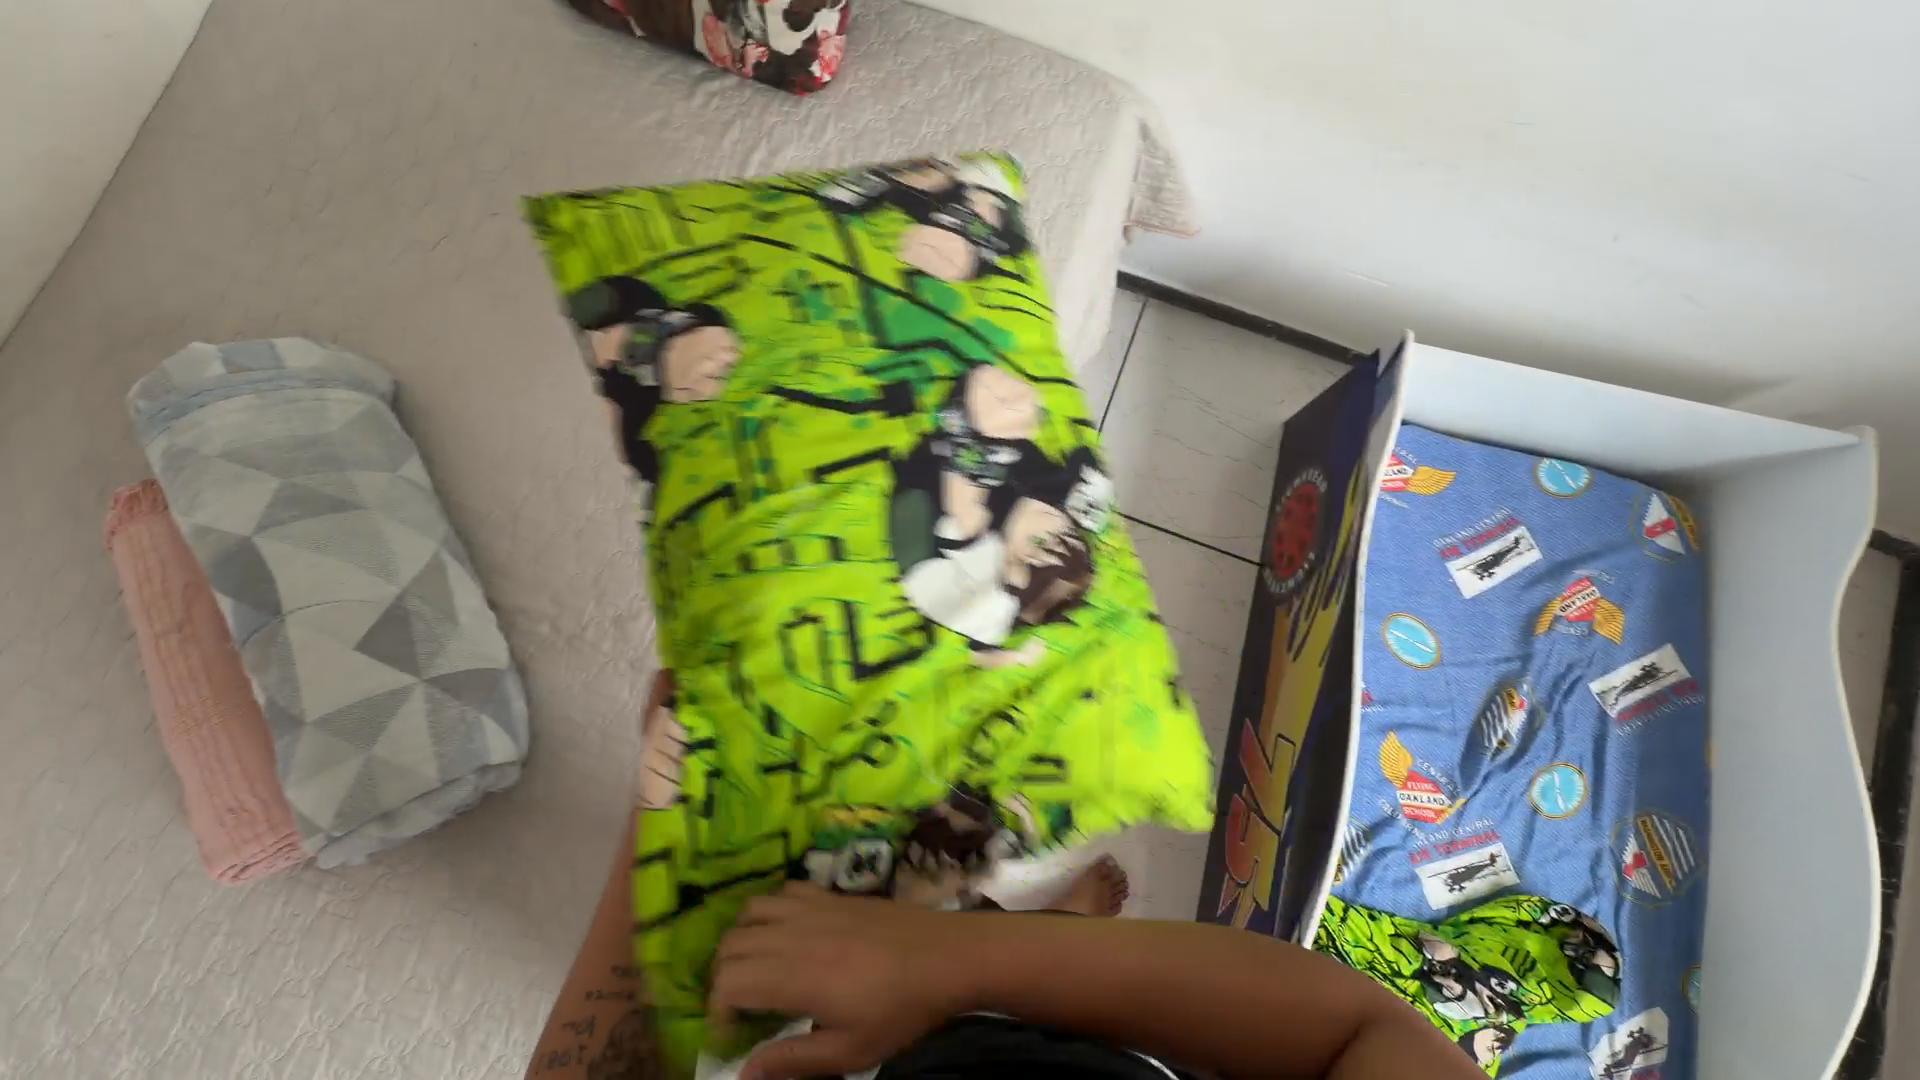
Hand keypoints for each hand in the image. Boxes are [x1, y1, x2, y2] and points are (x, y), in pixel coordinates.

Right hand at [708, 884, 981, 1079]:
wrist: (946, 956)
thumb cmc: (899, 1010)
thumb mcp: (848, 1051)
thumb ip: (791, 1061)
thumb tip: (742, 1074)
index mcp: (794, 976)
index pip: (727, 983)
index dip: (717, 1012)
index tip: (731, 1035)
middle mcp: (795, 934)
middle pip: (731, 945)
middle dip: (722, 978)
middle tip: (741, 1009)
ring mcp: (814, 907)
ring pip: (750, 911)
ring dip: (741, 940)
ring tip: (756, 969)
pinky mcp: (833, 894)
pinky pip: (784, 891)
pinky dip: (769, 909)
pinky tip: (786, 933)